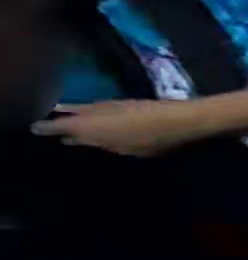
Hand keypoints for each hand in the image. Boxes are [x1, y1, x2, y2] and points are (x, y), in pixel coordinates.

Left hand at [30, 100, 205, 156]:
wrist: (191, 123)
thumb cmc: (152, 109)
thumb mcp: (115, 104)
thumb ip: (84, 109)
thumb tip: (57, 110)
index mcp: (86, 129)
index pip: (51, 129)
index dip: (46, 126)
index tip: (44, 123)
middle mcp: (98, 143)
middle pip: (75, 140)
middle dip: (74, 134)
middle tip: (79, 125)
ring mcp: (121, 151)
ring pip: (101, 145)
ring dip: (101, 138)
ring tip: (114, 129)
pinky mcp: (143, 156)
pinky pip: (124, 149)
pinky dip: (124, 142)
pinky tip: (138, 135)